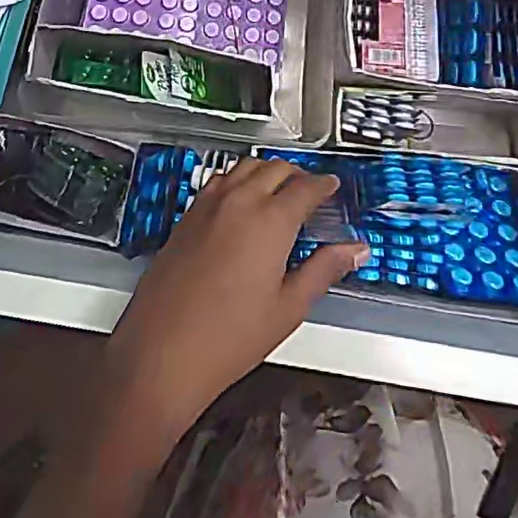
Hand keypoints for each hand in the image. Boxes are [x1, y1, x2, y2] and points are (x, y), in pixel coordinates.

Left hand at [101, 159, 368, 438]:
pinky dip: (238, 180)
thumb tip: (353, 250)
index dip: (324, 184)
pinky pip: (219, 181)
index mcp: (270, 221)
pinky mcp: (187, 216)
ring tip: (279, 190)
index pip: (306, 187)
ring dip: (267, 171)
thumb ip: (324, 269)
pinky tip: (242, 201)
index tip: (332, 187)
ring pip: (245, 167)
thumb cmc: (226, 336)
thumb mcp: (289, 307)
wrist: (163, 349)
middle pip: (275, 168)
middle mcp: (238, 203)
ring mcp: (208, 206)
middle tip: (311, 190)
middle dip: (298, 174)